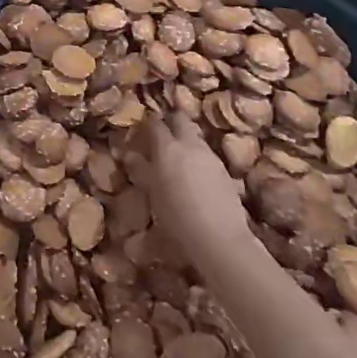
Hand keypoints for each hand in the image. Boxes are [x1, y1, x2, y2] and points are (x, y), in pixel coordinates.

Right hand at [138, 111, 253, 261]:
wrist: (219, 237)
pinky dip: (197, 156)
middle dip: (170, 123)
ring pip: (195, 136)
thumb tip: (132, 156)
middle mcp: (190, 145)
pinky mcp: (224, 169)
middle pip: (180, 119)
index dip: (147, 124)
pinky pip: (207, 153)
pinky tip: (195, 176)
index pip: (155, 124)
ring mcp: (210, 155)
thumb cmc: (176, 220)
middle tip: (160, 137)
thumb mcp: (153, 196)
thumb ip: (143, 172)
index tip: (141, 130)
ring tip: (178, 158)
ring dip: (185, 140)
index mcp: (167, 149)